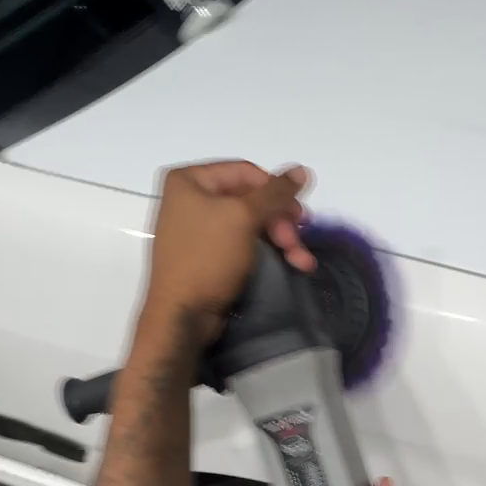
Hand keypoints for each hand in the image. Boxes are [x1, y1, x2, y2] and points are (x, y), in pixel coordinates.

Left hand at [135, 160, 313, 354]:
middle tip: (298, 244)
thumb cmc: (206, 259)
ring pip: (252, 225)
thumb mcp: (243, 218)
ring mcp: (198, 229)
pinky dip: (267, 253)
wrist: (182, 316)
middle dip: (280, 224)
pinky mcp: (208, 256)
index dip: (277, 193)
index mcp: (189, 180)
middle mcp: (190, 199)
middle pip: (251, 201)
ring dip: (281, 241)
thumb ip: (275, 192)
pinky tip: (290, 264)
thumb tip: (303, 169)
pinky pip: (243, 244)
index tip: (299, 218)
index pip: (246, 173)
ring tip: (301, 262)